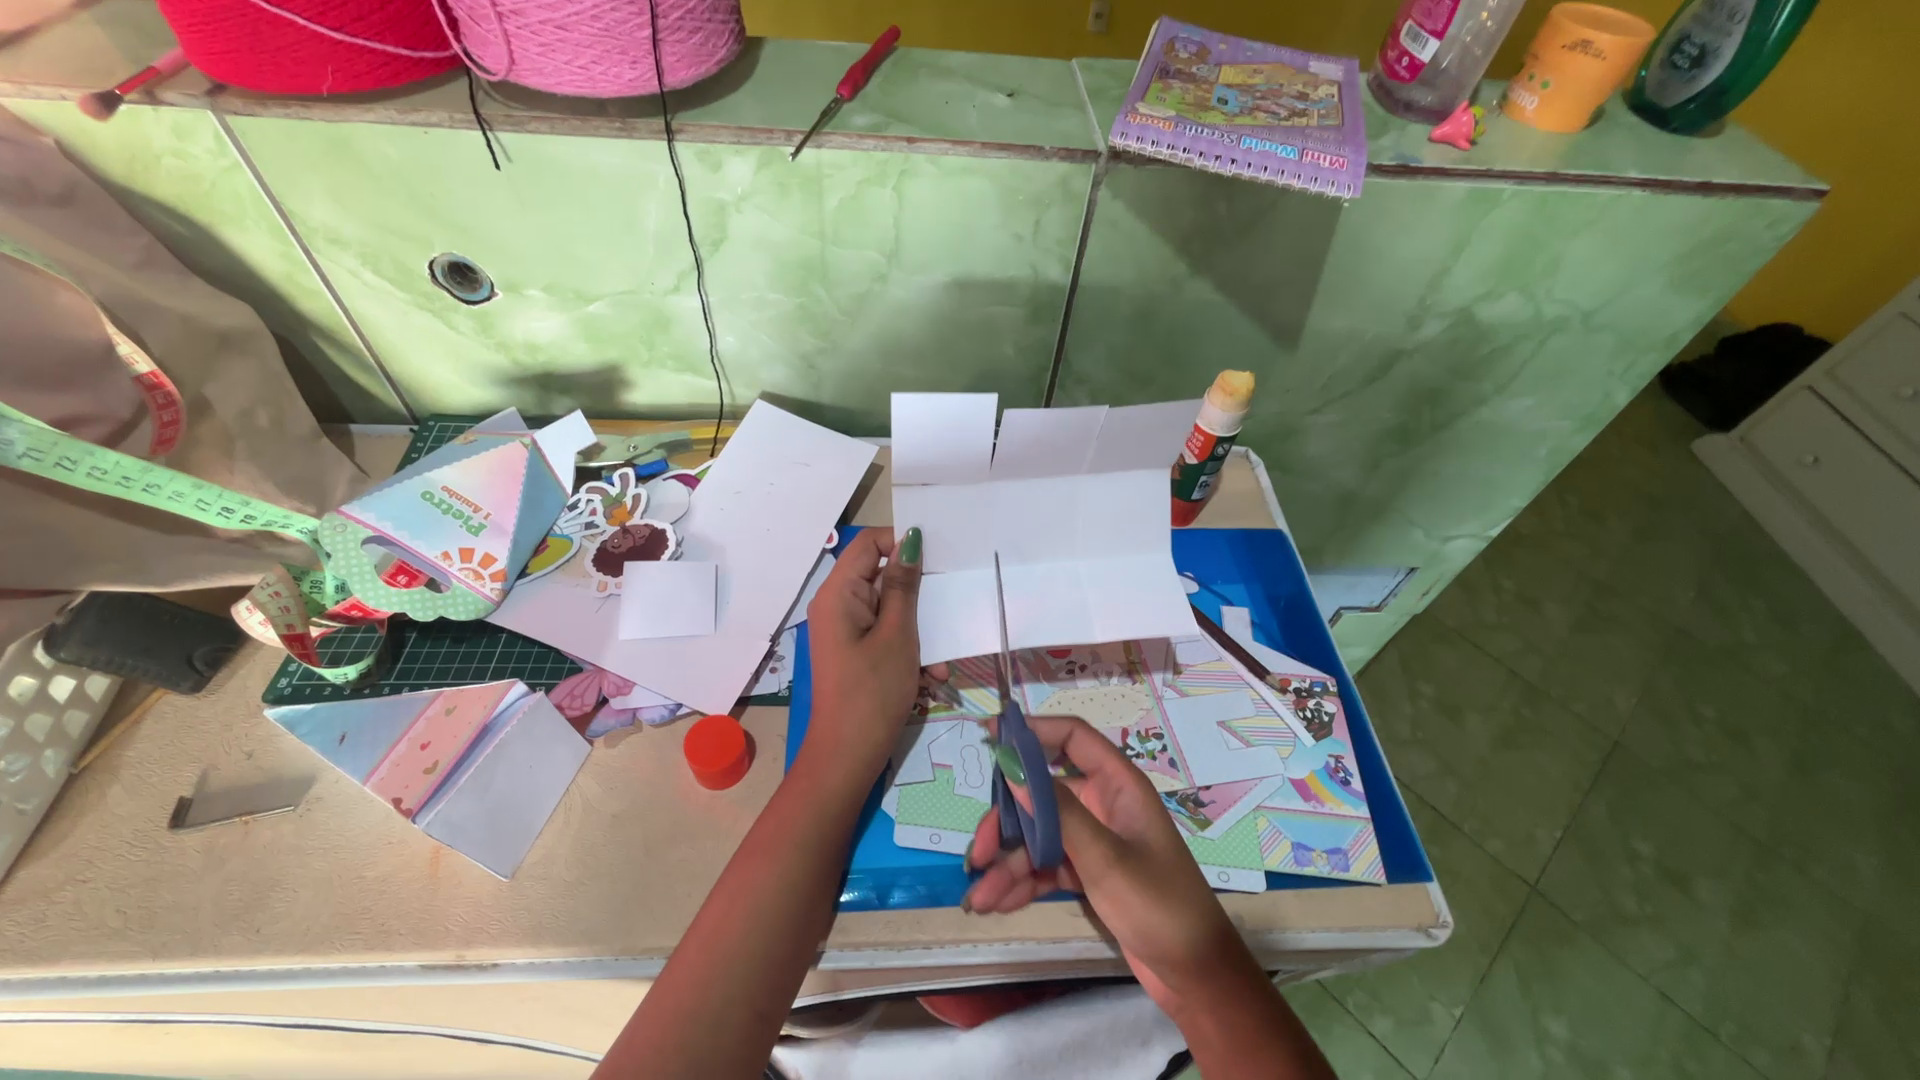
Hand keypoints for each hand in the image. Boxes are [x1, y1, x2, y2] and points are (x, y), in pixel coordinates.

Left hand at [801, 526, 937, 781]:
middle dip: (918, 598)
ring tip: (937, 663)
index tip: (936, 562)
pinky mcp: (855, 650)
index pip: (868, 543)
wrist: (848, 754)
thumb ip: (904, 585)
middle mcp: (837, 604)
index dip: (901, 543)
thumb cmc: (873, 691)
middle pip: (881, 576)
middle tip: (946, 612)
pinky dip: (909, 650)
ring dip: (919, 631)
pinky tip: (928, 678)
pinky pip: (886, 635)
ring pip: (890, 609)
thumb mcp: (898, 635)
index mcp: (838, 593)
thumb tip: (909, 540)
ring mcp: (845, 629)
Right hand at [963, 714, 1247, 1012]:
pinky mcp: (1087, 872)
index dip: (1032, 732)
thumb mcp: (1105, 858)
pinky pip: (1045, 865)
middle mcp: (1104, 805)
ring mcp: (1094, 840)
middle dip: (1007, 821)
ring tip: (980, 897)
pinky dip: (1021, 882)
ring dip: (1008, 862)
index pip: (1071, 738)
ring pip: (1038, 835)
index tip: (989, 737)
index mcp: (1119, 785)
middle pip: (1042, 793)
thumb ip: (1058, 812)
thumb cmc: (1159, 904)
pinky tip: (998, 903)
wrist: (1194, 973)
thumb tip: (1013, 769)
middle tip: (978, 852)